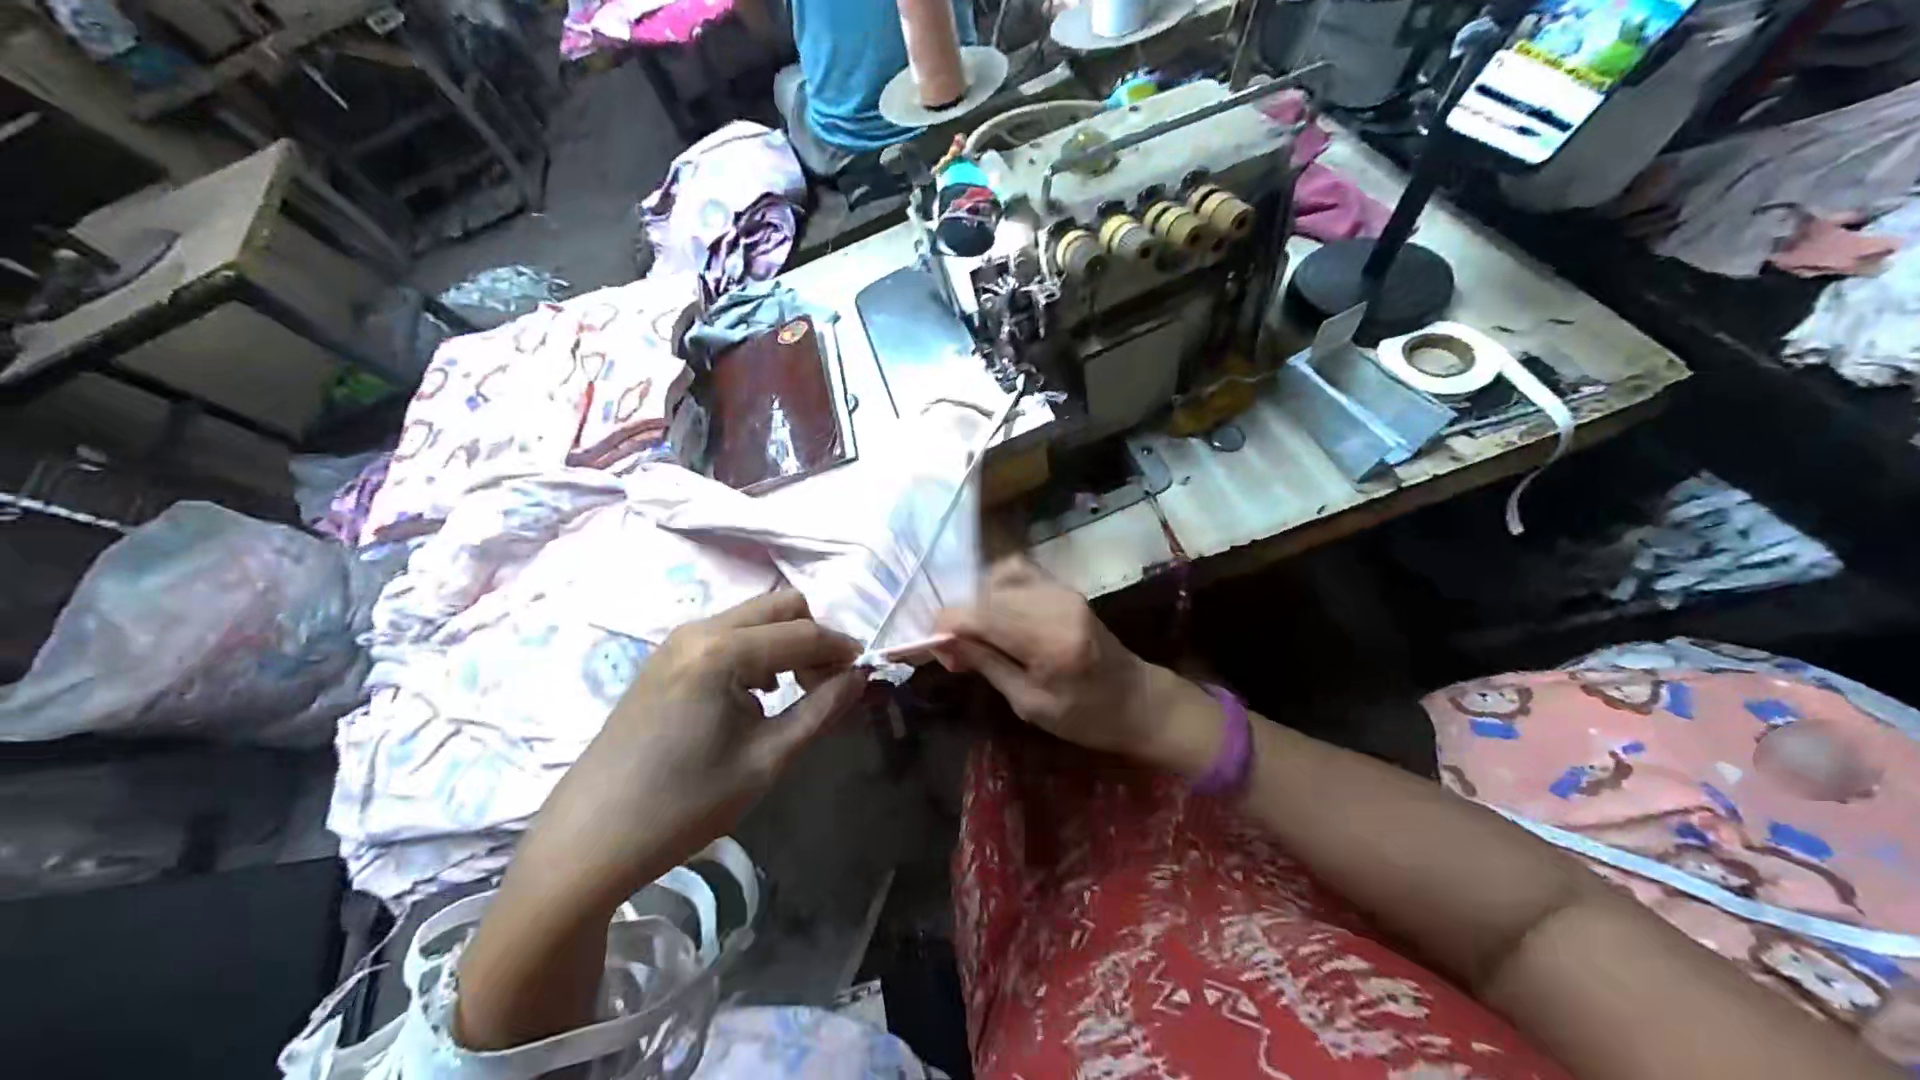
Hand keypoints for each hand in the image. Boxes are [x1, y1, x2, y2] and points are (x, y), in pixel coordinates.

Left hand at [515, 589, 863, 910]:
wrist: (593, 837)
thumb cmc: (685, 804)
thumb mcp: (766, 760)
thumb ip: (820, 710)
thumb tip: (861, 678)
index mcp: (723, 652)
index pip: (804, 633)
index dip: (842, 650)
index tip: (866, 674)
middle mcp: (699, 631)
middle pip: (780, 606)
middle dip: (814, 637)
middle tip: (827, 683)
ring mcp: (676, 642)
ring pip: (753, 617)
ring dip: (785, 642)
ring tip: (795, 692)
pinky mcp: (665, 659)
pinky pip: (726, 634)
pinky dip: (756, 651)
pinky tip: (755, 696)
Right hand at [933, 558, 1220, 774]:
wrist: (1139, 701)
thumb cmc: (1086, 717)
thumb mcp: (1029, 704)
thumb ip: (985, 664)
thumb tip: (942, 642)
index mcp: (1048, 640)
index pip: (978, 614)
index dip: (945, 625)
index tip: (933, 648)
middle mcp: (1054, 603)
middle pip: (985, 593)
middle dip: (959, 618)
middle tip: (955, 653)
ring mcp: (1061, 590)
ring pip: (998, 578)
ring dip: (977, 603)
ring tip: (975, 635)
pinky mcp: (1064, 587)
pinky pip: (1018, 573)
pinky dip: (996, 590)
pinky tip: (995, 616)